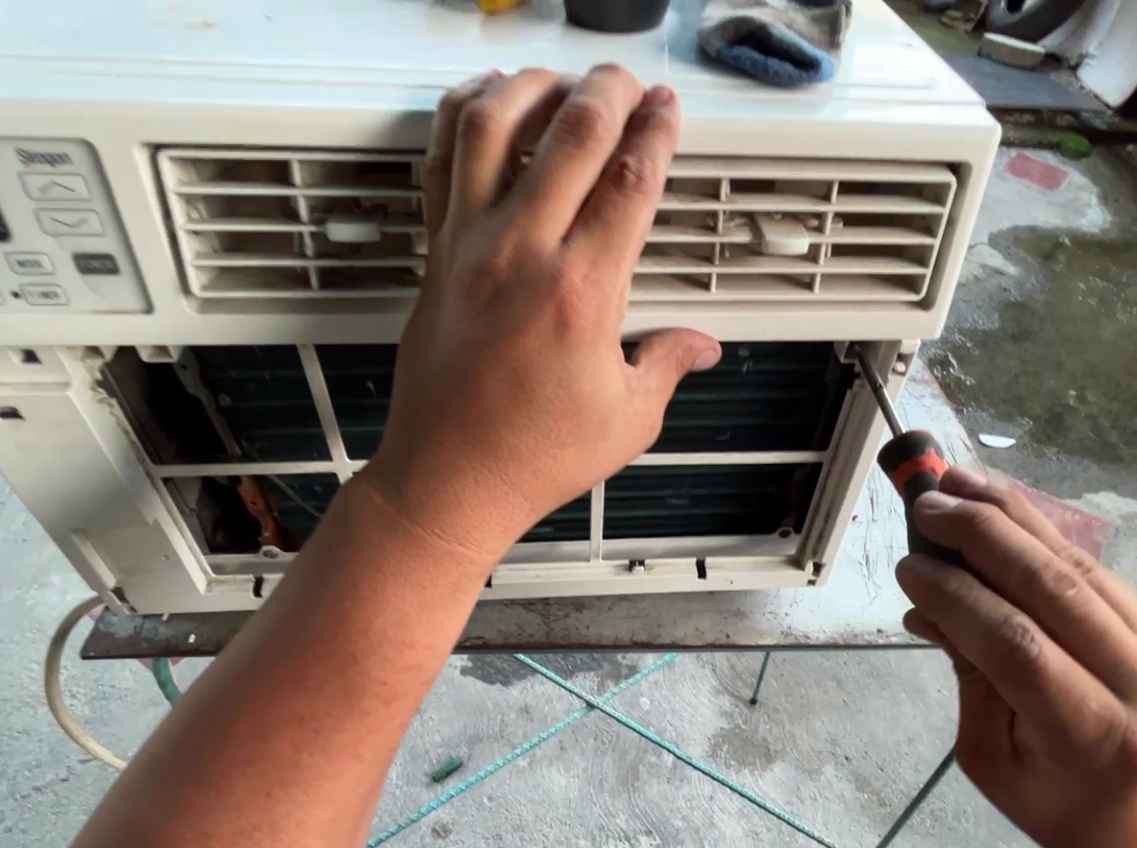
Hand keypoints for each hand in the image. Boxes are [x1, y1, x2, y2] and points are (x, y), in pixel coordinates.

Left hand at [360, 67, 721, 561]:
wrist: (451, 478)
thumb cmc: (530, 455)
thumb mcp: (627, 420)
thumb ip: (668, 366)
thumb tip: (699, 347)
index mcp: (583, 293)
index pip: (630, 182)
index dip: (655, 133)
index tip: (666, 111)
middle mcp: (523, 255)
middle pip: (570, 134)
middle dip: (607, 91)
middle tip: (625, 83)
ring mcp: (470, 249)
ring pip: (492, 126)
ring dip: (532, 87)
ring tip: (558, 79)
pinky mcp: (436, 257)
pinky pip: (439, 163)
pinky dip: (458, 118)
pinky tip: (481, 104)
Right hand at [896, 468, 1136, 847]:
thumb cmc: (1072, 822)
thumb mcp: (997, 769)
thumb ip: (969, 683)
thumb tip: (927, 608)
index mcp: (1094, 740)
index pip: (1016, 646)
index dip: (956, 597)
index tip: (908, 567)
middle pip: (1055, 586)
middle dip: (982, 534)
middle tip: (926, 500)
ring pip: (1080, 566)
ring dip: (1013, 517)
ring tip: (958, 482)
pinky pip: (1099, 574)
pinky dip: (1042, 537)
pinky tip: (1003, 511)